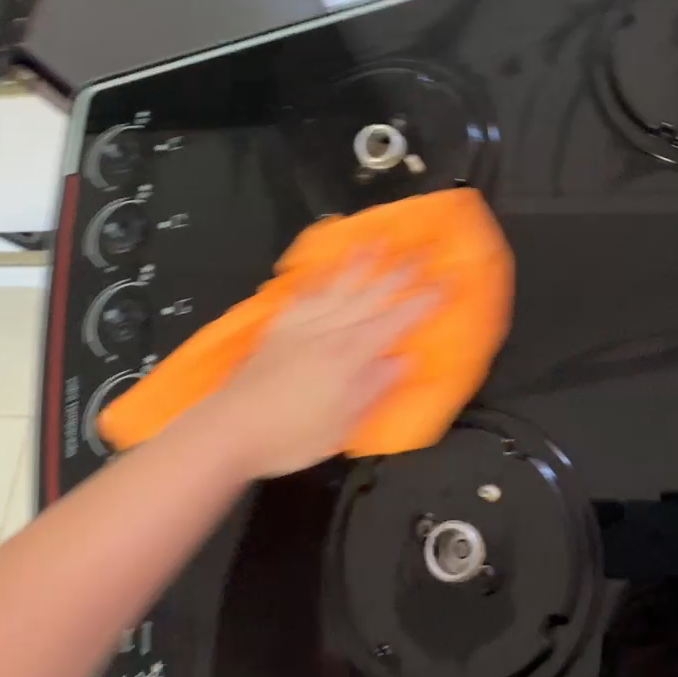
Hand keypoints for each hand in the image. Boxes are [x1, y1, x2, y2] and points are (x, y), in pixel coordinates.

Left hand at [195, 257, 435, 479]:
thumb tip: (403, 359)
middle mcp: (328, 332)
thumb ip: (374, 387)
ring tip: (378, 241)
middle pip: (371, 294)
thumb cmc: (291, 435)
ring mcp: (302, 326)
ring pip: (339, 286)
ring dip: (361, 263)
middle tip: (423, 248)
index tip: (448, 279)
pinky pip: (305, 295)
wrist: (229, 429)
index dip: (424, 300)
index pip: (396, 320)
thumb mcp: (343, 424)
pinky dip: (320, 279)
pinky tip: (326, 272)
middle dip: (400, 271)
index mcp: (350, 355)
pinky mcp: (279, 329)